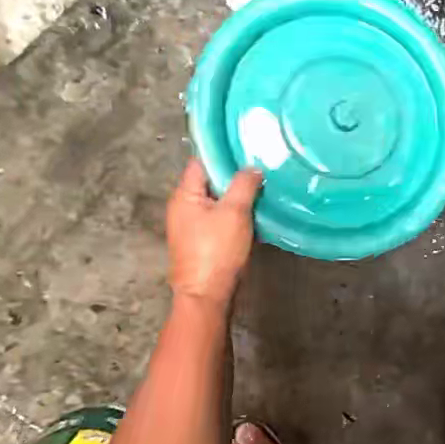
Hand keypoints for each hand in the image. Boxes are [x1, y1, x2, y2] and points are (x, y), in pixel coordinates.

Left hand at [166, 159, 262, 304]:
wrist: (207, 295)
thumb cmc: (217, 249)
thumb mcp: (235, 212)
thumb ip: (244, 184)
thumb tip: (252, 167)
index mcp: (184, 194)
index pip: (201, 162)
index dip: (223, 154)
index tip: (247, 148)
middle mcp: (183, 207)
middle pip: (209, 181)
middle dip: (233, 175)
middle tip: (260, 168)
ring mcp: (191, 226)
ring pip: (216, 201)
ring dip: (236, 196)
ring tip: (261, 189)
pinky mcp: (201, 241)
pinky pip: (218, 218)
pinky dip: (234, 214)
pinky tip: (253, 214)